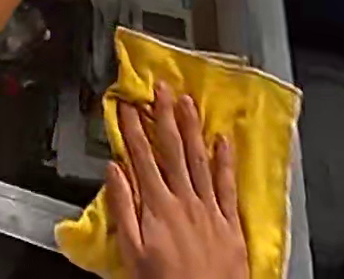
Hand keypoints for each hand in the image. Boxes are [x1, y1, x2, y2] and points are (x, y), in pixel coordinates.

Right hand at [105, 84, 245, 278]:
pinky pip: (227, 186)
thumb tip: (113, 170)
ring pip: (199, 159)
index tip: (127, 102)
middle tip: (161, 87)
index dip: (133, 127)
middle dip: (164, 115)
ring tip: (187, 100)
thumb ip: (122, 210)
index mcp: (158, 206)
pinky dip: (225, 161)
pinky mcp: (230, 223)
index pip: (142, 156)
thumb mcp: (132, 255)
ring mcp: (209, 208)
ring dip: (192, 127)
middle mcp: (184, 199)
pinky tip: (223, 139)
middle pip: (172, 149)